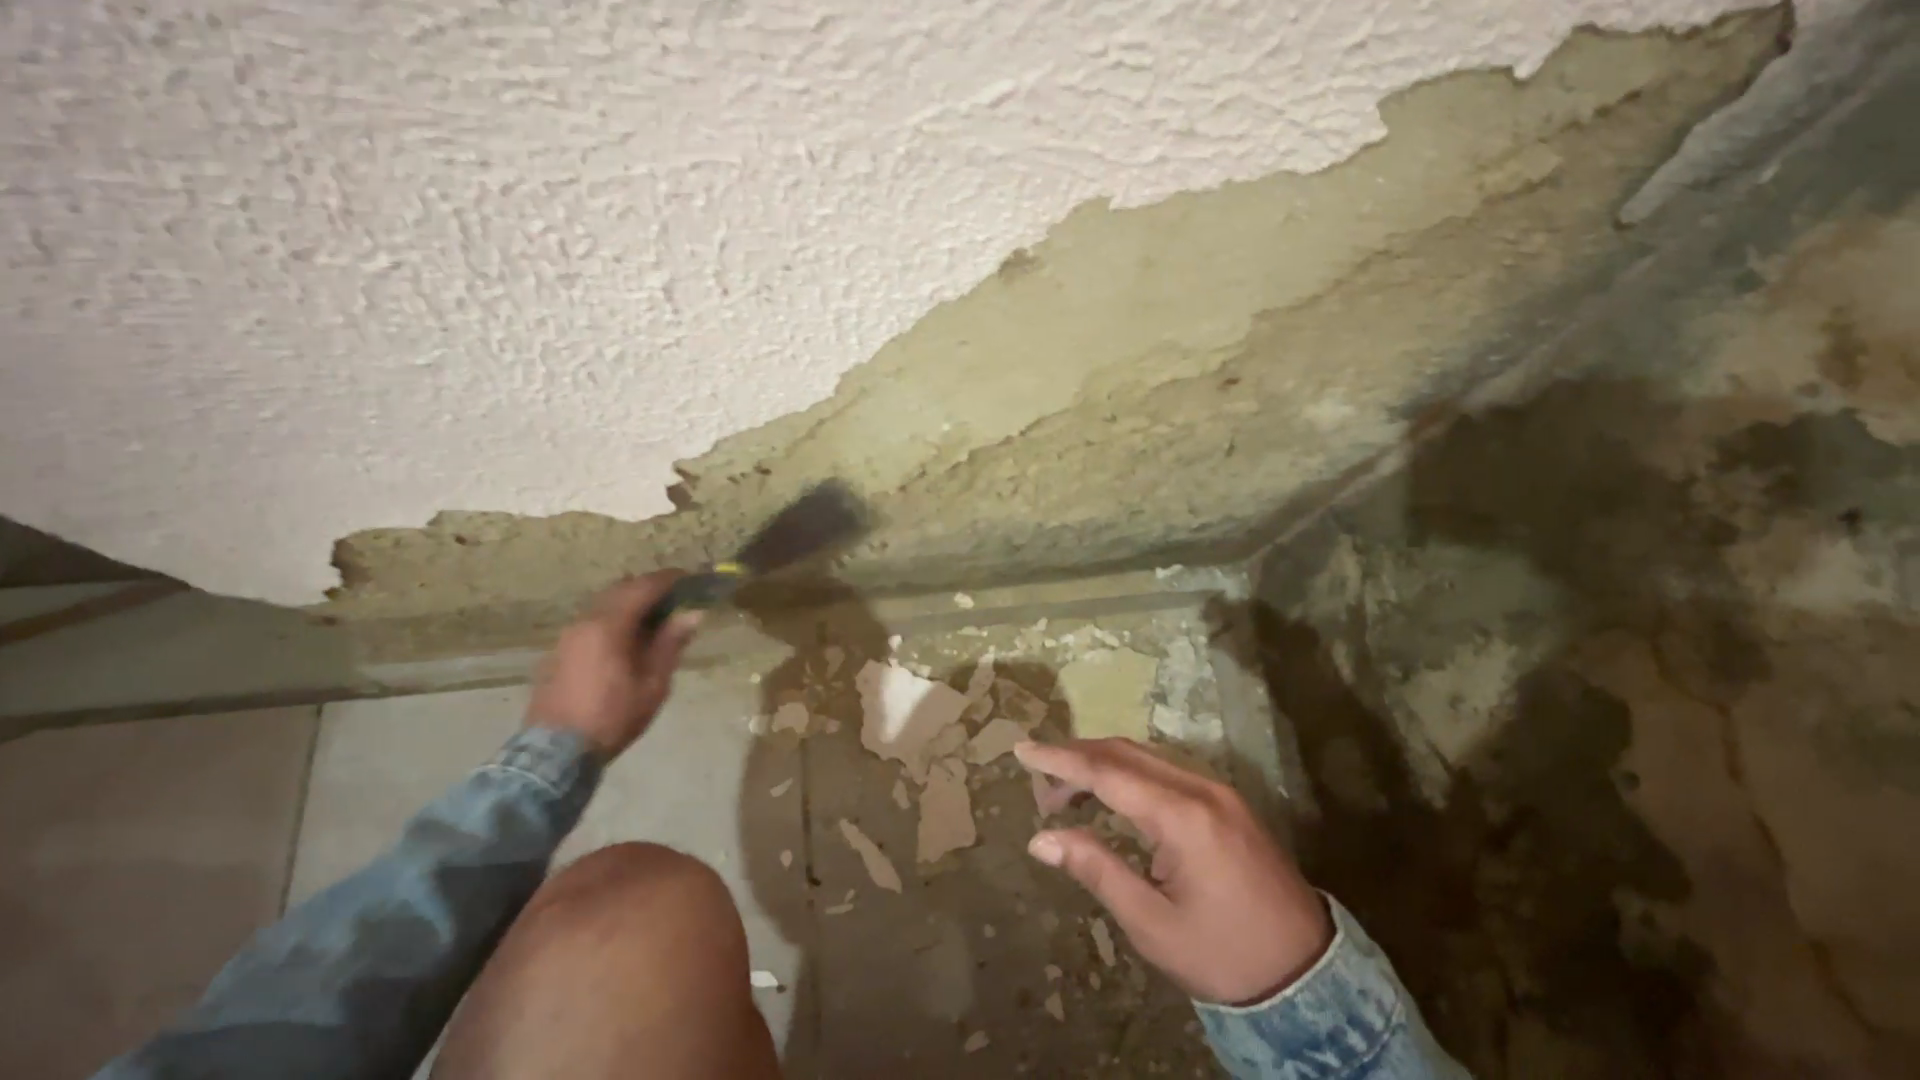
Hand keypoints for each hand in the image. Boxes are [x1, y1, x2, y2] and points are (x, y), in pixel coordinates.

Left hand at [527, 573, 700, 760]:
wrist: (556, 752)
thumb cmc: (613, 716)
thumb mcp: (653, 684)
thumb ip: (670, 644)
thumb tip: (692, 614)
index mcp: (609, 625)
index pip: (643, 587)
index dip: (670, 580)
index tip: (692, 580)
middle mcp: (584, 621)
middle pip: (620, 590)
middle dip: (648, 589)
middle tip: (675, 600)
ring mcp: (567, 636)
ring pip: (602, 606)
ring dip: (628, 605)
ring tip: (653, 622)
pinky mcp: (558, 652)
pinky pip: (590, 623)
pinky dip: (612, 621)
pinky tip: (624, 642)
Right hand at [1016, 738, 1333, 1004]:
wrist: (1307, 973)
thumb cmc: (1223, 955)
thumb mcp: (1152, 922)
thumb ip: (1096, 870)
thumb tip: (1041, 838)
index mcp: (1184, 817)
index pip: (1108, 772)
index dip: (1060, 760)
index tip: (1021, 750)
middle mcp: (1203, 790)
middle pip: (1127, 753)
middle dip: (1077, 758)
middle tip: (1039, 782)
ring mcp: (1221, 793)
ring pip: (1148, 758)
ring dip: (1103, 764)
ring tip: (1065, 793)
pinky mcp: (1228, 804)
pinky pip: (1168, 771)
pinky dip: (1130, 774)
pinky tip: (1112, 796)